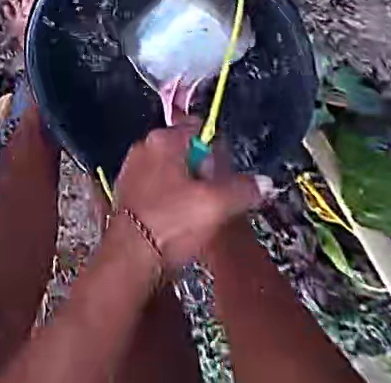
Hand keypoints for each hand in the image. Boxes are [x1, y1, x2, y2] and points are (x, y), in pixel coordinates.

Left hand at [112, 120, 269, 268]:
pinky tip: (175, 225)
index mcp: (163, 139)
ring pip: (170, 171)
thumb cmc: (172, 224)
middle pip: (185, 150)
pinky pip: (156, 189)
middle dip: (202, 172)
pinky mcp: (125, 194)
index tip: (224, 176)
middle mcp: (144, 146)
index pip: (199, 128)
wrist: (128, 261)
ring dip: (185, 188)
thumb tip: (265, 183)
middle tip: (212, 200)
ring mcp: (131, 170)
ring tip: (195, 218)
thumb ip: (242, 189)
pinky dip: (168, 201)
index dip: (217, 150)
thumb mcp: (215, 206)